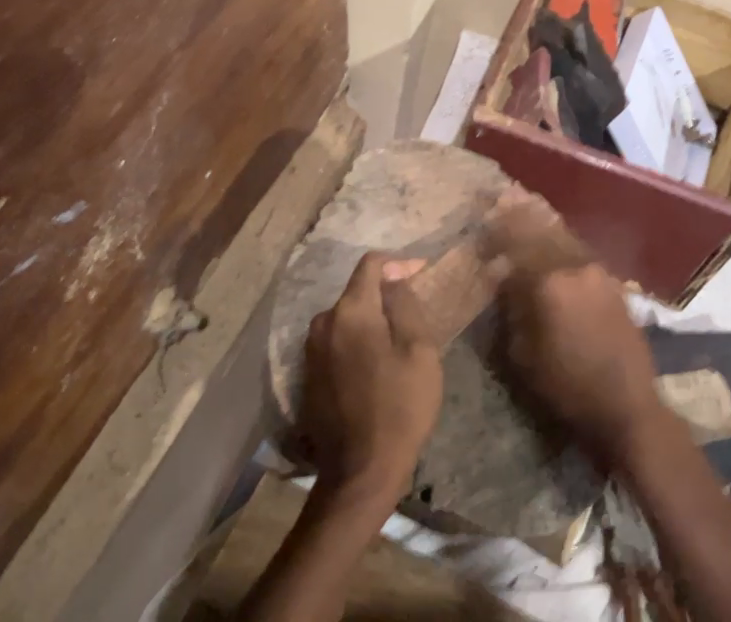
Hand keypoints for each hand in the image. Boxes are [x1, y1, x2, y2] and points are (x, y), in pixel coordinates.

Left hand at [299, 252, 442, 498]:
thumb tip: (395, 280)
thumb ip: (405, 305)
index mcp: (350, 312)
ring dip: (371, 320)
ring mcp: (310, 351)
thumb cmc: (400, 406)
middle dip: (385, 293)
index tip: (422, 273)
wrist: (361, 469)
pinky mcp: (309, 375)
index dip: (398, 262)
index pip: (370, 265)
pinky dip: (357, 341)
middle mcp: (322, 323)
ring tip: (398, 338)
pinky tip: (376, 363)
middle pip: (356, 292)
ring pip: (346, 319)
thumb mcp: (419, 351)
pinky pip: (337, 342)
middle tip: (415, 309)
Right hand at [484, 191, 662, 461]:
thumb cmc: (566, 386)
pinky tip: (555, 240)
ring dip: (543, 222)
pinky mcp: (614, 284)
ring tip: (527, 205)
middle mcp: (575, 266)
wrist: (627, 406)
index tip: (480, 217)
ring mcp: (599, 272)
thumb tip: (503, 278)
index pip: (515, 242)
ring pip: (565, 236)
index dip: (495, 229)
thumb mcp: (522, 354)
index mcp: (548, 281)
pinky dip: (562, 240)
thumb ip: (511, 308)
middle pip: (542, 229)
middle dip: (520, 213)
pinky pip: (580, 251)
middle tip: (503, 195)